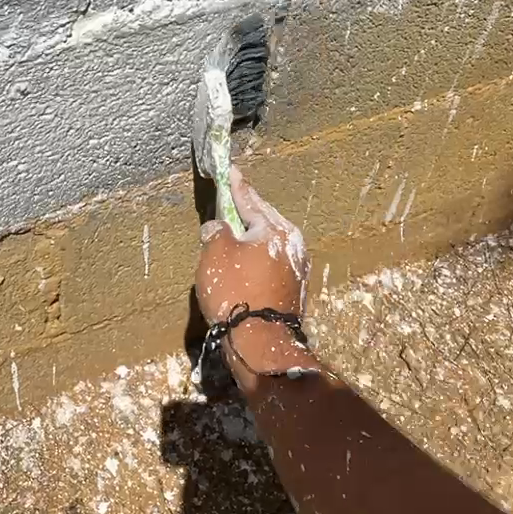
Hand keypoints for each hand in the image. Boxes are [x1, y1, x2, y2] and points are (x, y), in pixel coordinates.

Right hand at [197, 167, 316, 382]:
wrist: (261, 344)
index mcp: (275, 229)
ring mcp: (297, 268)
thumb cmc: (236, 292)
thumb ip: (216, 231)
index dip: (235, 184)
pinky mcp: (293, 289)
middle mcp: (292, 244)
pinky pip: (270, 260)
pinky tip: (243, 260)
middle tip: (231, 196)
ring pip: (267, 241)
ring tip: (233, 229)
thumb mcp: (215, 253)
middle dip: (246, 208)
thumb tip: (219, 227)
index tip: (230, 169)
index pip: (250, 199)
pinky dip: (255, 255)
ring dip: (251, 235)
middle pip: (263, 218)